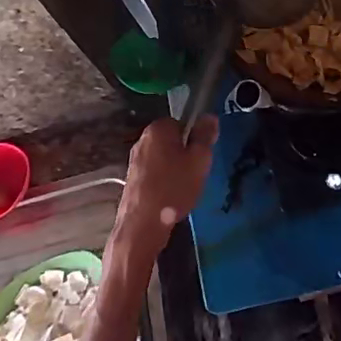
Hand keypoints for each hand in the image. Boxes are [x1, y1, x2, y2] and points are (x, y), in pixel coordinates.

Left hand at [114, 116, 217, 254]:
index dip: (194, 138)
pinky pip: (154, 174)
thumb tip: (209, 116)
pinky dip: (163, 182)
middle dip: (184, 155)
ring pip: (163, 159)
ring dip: (174, 170)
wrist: (142, 224)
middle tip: (195, 173)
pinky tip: (170, 199)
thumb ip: (205, 136)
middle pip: (171, 141)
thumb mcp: (199, 160)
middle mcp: (142, 139)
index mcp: (158, 128)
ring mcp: (135, 160)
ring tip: (183, 189)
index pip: (181, 122)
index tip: (200, 156)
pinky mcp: (131, 179)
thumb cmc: (174, 187)